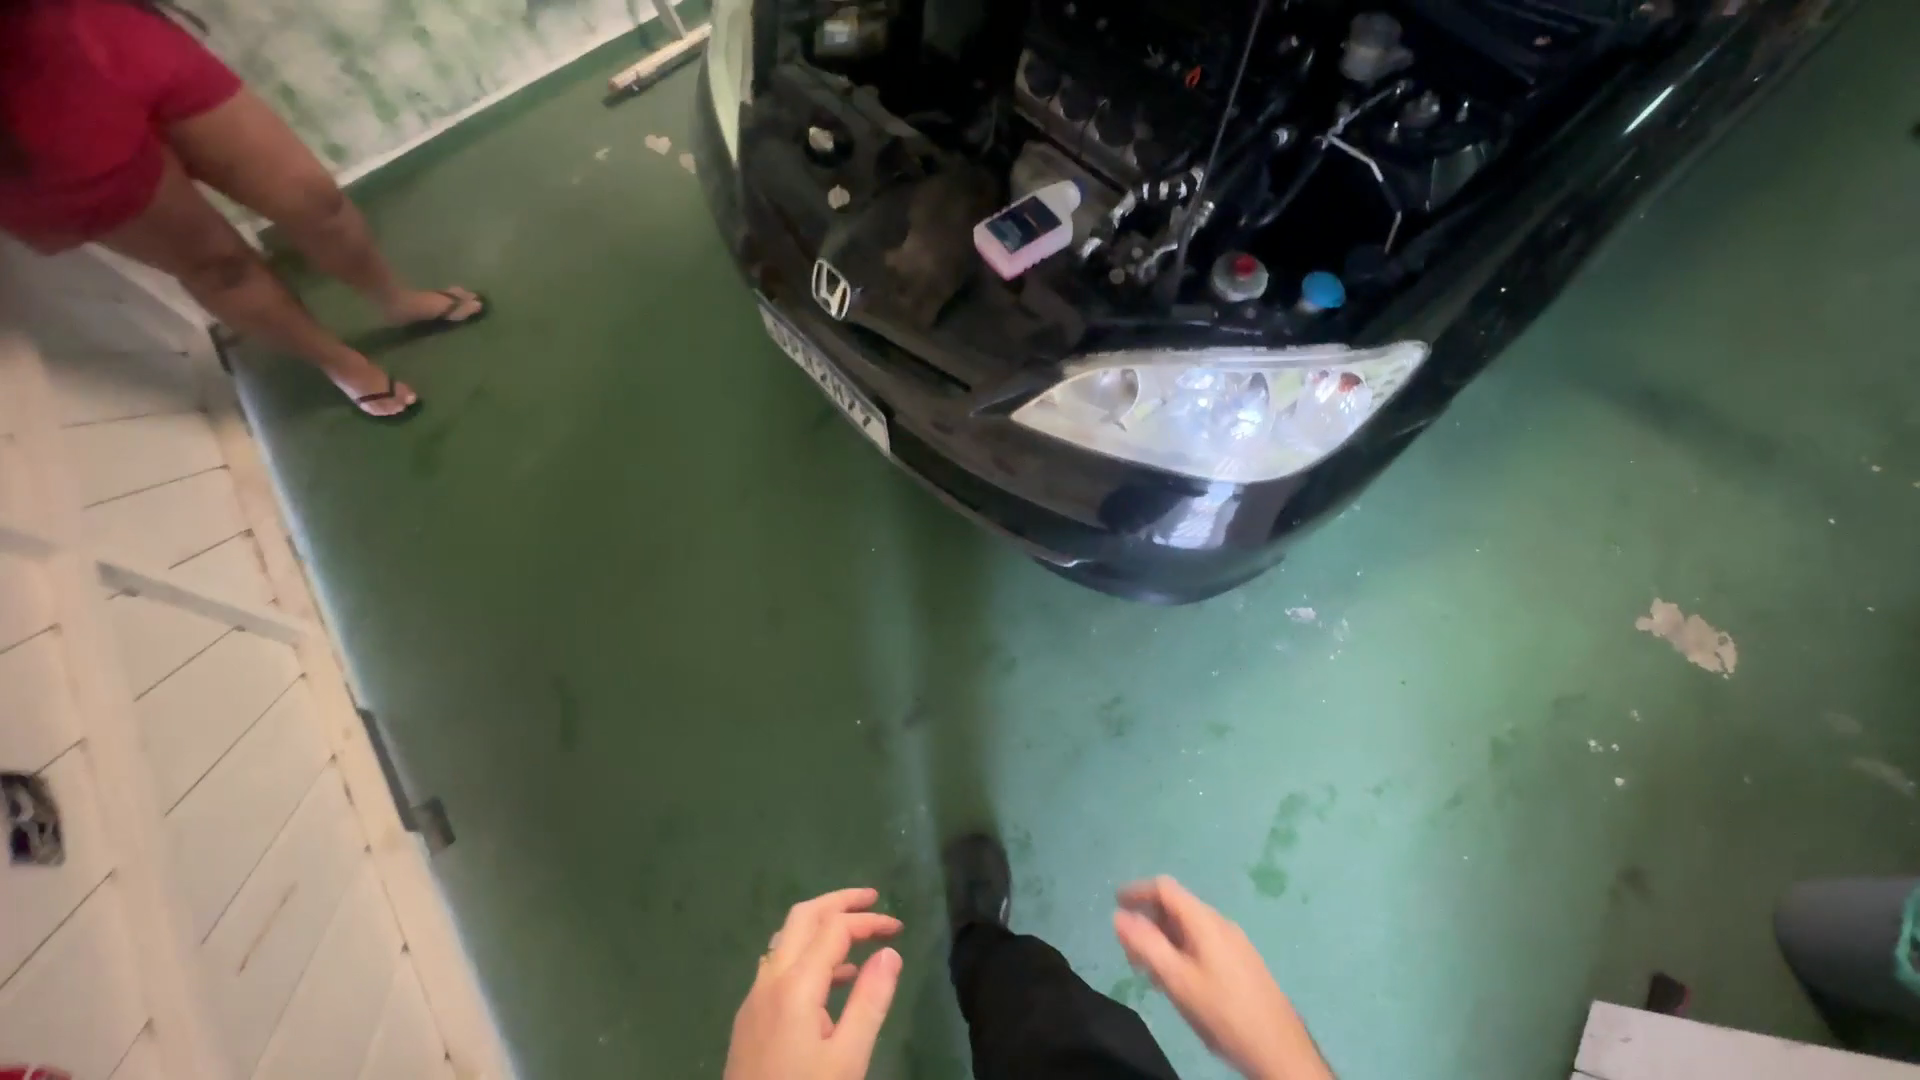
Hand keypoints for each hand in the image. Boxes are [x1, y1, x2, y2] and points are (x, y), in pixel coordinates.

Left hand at [724, 887, 903, 1079]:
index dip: (868, 920)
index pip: (834, 928)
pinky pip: (779, 966)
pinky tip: (832, 981)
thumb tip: (889, 951)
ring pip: (786, 939)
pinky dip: (808, 955)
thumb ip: (870, 1001)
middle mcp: (769, 980)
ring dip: (821, 927)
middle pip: (802, 917)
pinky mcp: (750, 1019)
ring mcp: (754, 999)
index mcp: (794, 985)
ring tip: (858, 938)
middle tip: (873, 900)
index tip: (899, 928)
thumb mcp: (848, 1059)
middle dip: (839, 902)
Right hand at [1113, 876, 1332, 1079]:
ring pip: (1189, 928)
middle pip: (1177, 906)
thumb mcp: (1177, 980)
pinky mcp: (1242, 962)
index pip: (1165, 888)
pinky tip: (1179, 981)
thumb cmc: (1223, 1012)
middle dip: (1149, 921)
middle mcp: (1221, 924)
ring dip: (1164, 939)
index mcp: (1205, 921)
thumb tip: (1119, 916)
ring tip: (1150, 970)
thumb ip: (1146, 945)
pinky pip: (1203, 943)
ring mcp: (1235, 943)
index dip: (1137, 892)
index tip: (1115, 905)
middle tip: (1130, 950)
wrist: (1280, 1050)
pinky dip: (1181, 950)